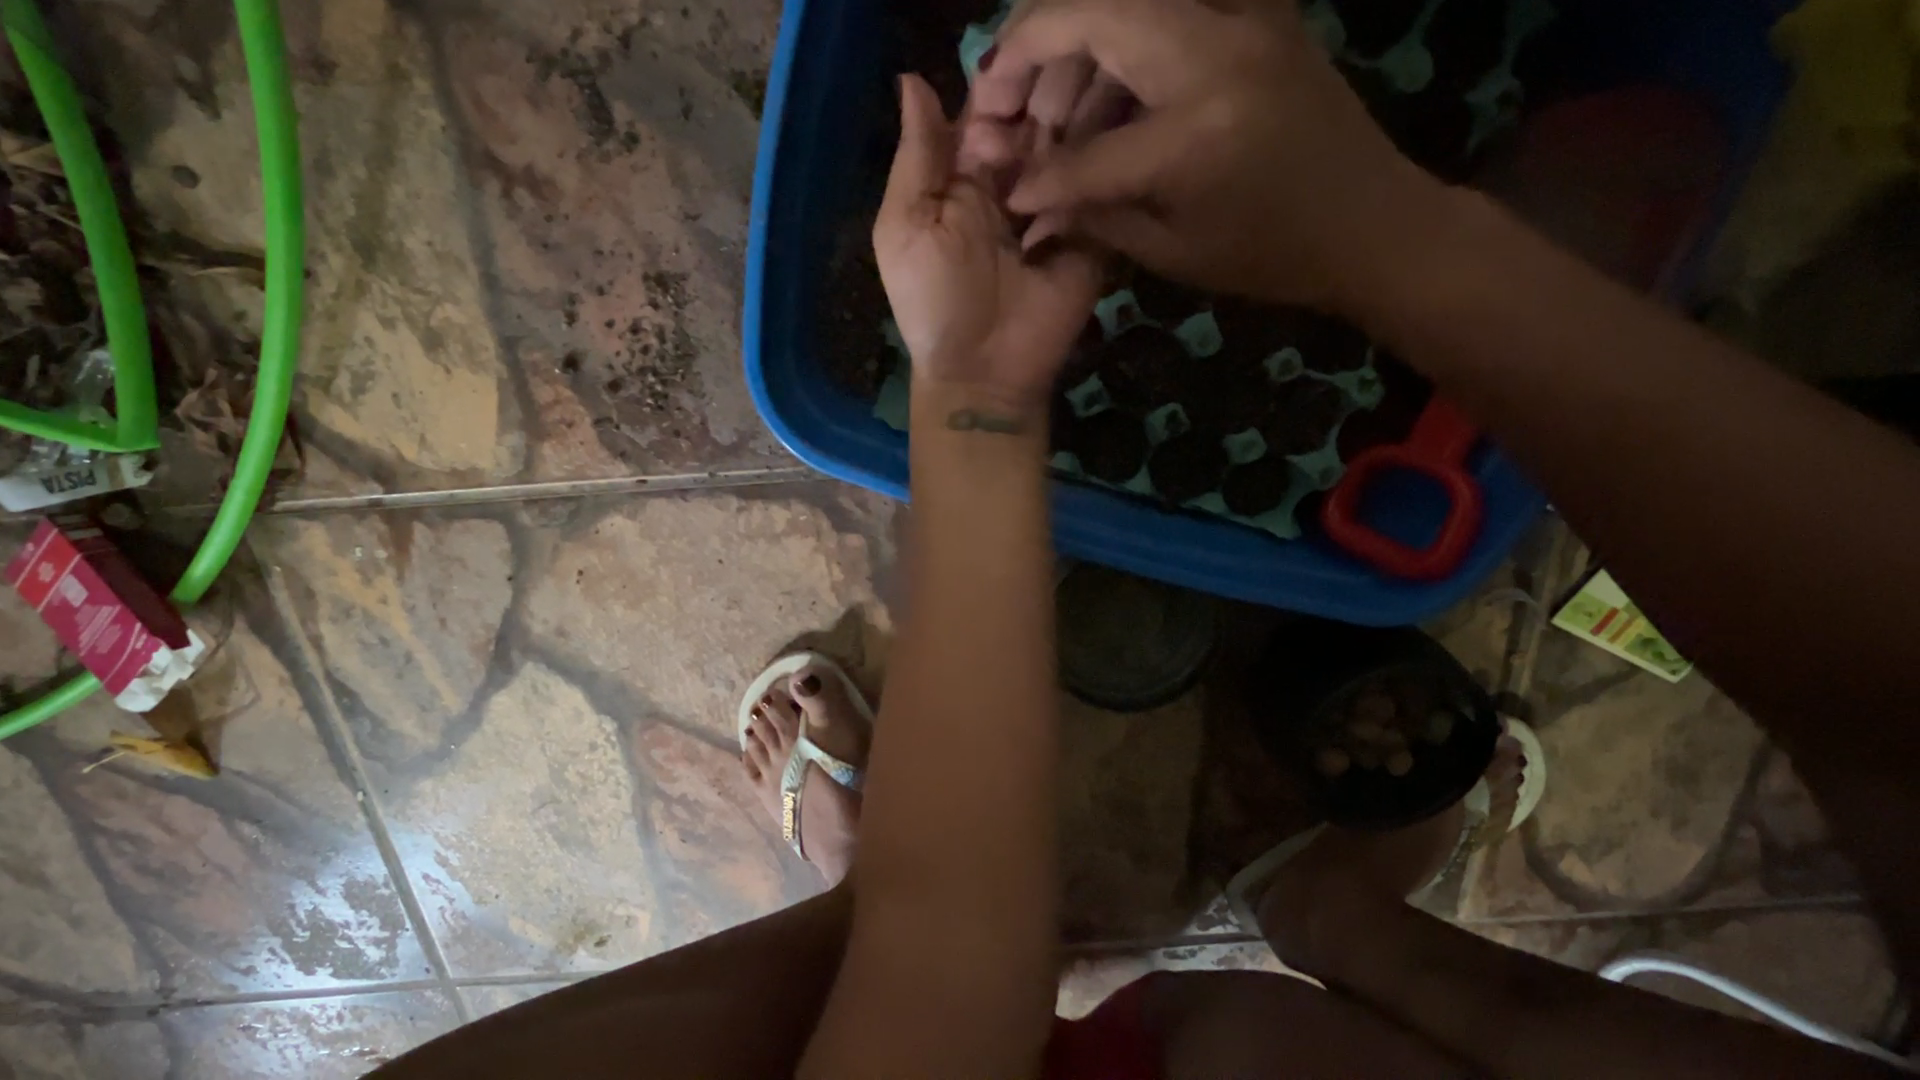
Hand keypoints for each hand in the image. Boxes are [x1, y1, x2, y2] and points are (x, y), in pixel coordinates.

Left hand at [875, 74, 1102, 419]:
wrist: (983, 370)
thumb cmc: (933, 300)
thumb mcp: (905, 225)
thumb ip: (917, 156)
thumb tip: (913, 79)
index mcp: (966, 174)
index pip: (992, 108)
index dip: (1006, 80)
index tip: (1025, 55)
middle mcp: (1016, 181)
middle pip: (1039, 119)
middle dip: (1052, 94)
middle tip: (1071, 67)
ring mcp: (1059, 206)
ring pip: (1076, 146)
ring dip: (1084, 118)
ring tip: (1102, 83)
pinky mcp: (1092, 234)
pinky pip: (1102, 188)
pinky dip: (1105, 164)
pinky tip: (1117, 134)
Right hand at [968, 0, 1452, 315]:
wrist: (1373, 222)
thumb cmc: (1271, 255)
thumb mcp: (1173, 251)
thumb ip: (1092, 212)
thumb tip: (1025, 198)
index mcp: (1194, 134)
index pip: (1082, 148)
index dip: (1033, 171)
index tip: (1000, 183)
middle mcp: (1216, 52)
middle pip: (1089, 14)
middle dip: (1025, 53)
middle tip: (1000, 107)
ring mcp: (1242, 18)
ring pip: (1123, 1)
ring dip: (1070, 47)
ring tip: (1049, 112)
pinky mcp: (1256, 11)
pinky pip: (1163, 11)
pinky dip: (1118, 42)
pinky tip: (1100, 92)